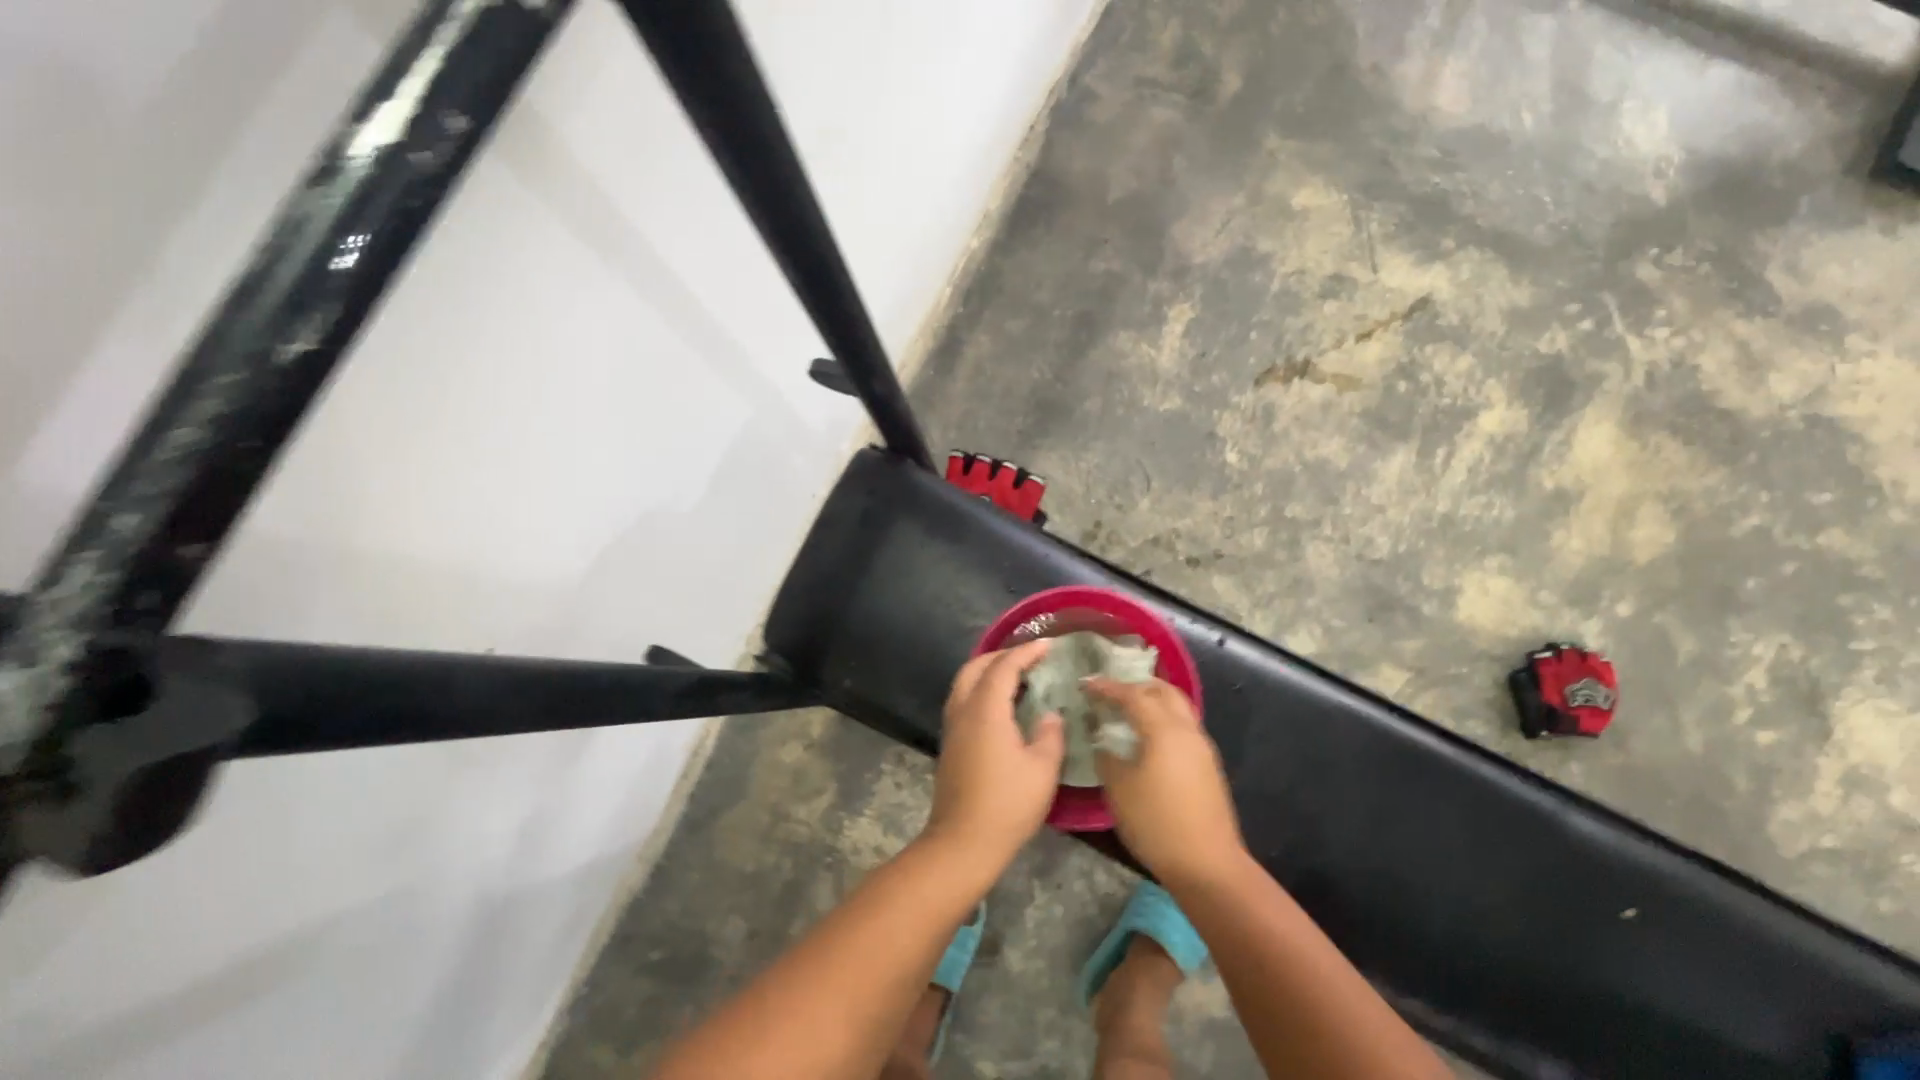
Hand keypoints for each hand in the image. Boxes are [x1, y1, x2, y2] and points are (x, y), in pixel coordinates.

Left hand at [925, 641, 1065, 864]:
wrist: (963, 842)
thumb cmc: (1008, 804)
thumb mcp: (1042, 769)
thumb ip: (1049, 734)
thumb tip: (1050, 715)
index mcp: (985, 710)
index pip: (1003, 667)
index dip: (1026, 652)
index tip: (1048, 645)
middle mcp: (962, 712)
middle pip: (975, 668)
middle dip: (1001, 656)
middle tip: (1030, 657)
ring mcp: (952, 729)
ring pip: (964, 685)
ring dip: (988, 673)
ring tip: (1018, 678)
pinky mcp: (950, 746)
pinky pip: (963, 703)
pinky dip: (981, 692)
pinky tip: (1003, 708)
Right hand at [1085, 677, 1245, 885]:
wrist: (1207, 864)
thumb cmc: (1156, 823)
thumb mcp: (1119, 789)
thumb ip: (1107, 757)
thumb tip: (1103, 742)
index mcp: (1164, 729)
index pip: (1133, 695)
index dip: (1106, 687)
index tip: (1084, 684)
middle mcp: (1188, 731)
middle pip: (1164, 692)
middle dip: (1136, 686)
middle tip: (1110, 692)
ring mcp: (1202, 749)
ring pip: (1178, 709)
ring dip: (1152, 703)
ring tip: (1126, 713)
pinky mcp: (1208, 767)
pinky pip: (1183, 729)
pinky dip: (1163, 723)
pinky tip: (1146, 741)